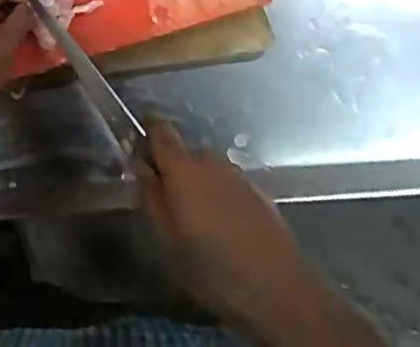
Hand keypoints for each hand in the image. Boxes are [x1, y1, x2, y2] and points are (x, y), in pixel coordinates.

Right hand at [138, 123, 384, 345]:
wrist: (281, 292)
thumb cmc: (212, 267)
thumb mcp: (167, 239)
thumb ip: (149, 196)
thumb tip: (138, 166)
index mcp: (181, 167)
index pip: (160, 129)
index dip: (148, 127)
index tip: (139, 135)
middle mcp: (210, 162)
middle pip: (185, 150)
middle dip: (173, 165)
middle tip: (166, 194)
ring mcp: (238, 176)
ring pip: (208, 168)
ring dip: (199, 181)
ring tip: (196, 213)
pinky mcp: (260, 194)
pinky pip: (229, 184)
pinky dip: (221, 194)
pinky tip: (223, 224)